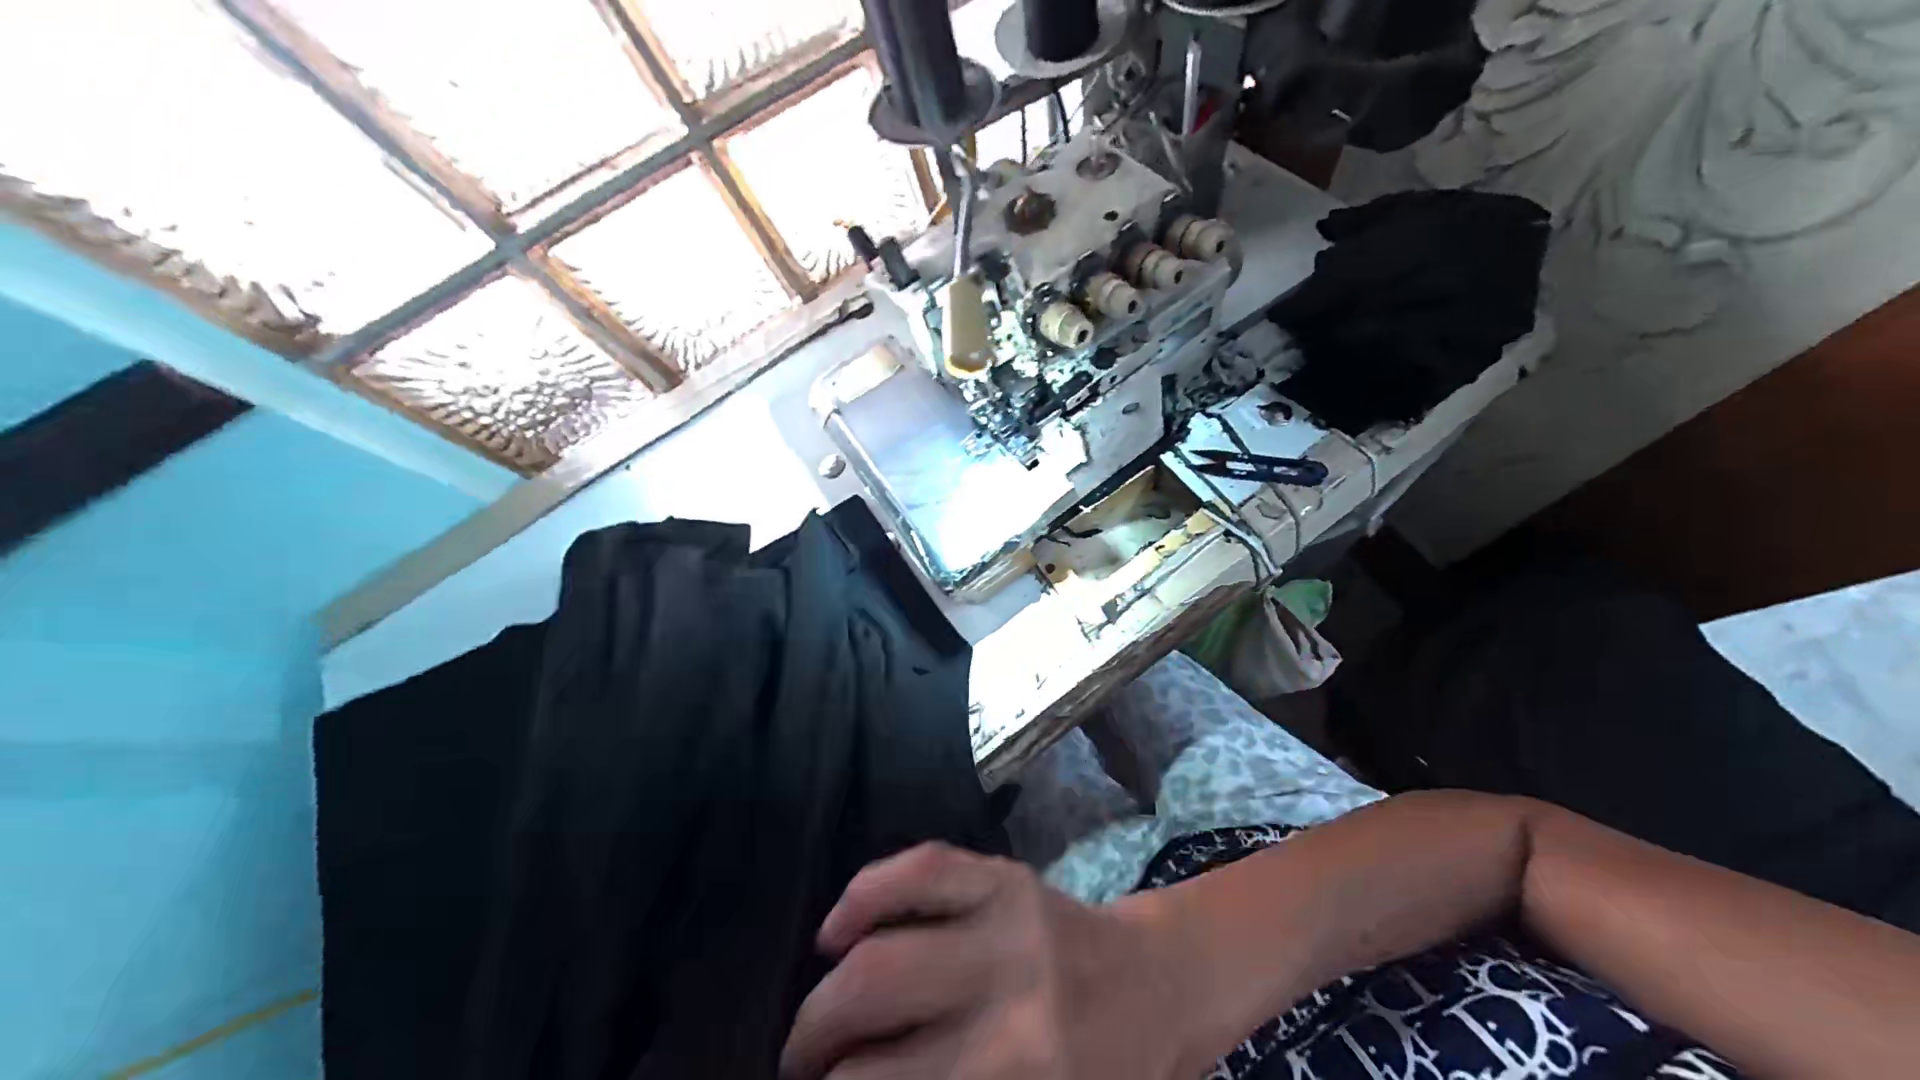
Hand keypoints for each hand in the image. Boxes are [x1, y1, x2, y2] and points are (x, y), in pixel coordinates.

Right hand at [780, 843, 1192, 1079]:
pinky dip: (864, 897)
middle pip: (875, 1043)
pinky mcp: (1006, 875)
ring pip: (881, 959)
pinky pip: (919, 870)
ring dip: (824, 1003)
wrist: (1160, 986)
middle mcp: (1014, 1013)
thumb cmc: (1106, 1070)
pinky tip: (836, 932)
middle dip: (814, 1057)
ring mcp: (1008, 929)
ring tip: (812, 1025)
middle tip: (800, 1071)